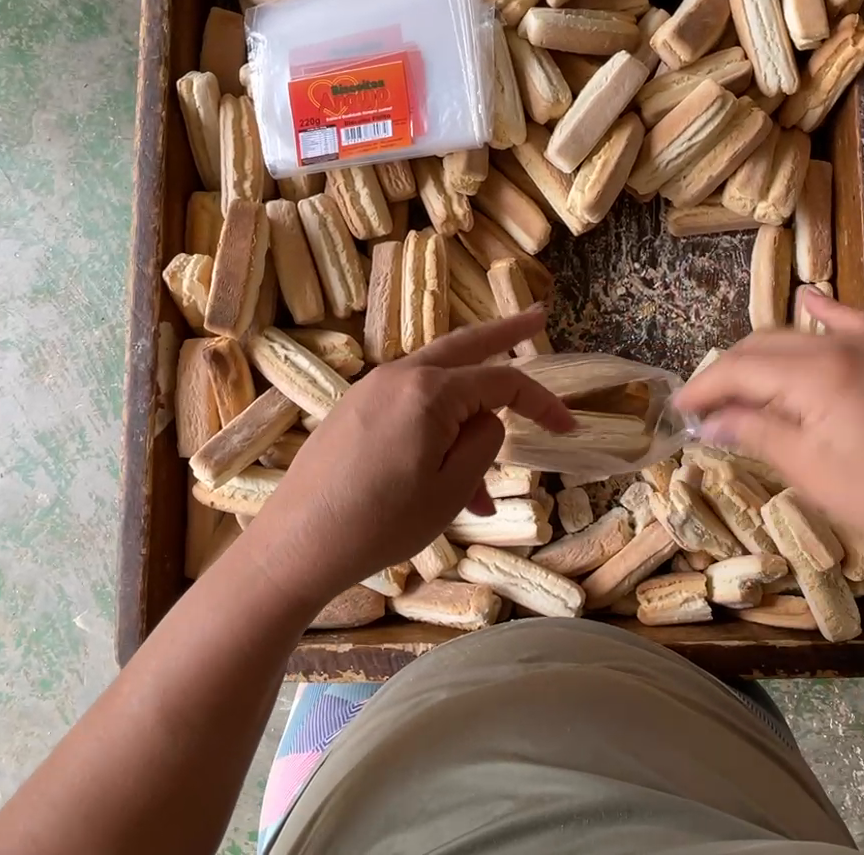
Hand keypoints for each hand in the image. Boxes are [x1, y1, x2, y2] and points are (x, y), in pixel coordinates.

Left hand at [240, 310, 573, 608]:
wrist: (295, 547)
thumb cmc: (380, 523)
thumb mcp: (451, 490)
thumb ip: (483, 442)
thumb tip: (486, 420)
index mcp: (430, 391)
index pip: (503, 382)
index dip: (542, 402)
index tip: (569, 428)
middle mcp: (398, 376)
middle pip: (466, 345)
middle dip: (506, 333)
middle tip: (538, 316)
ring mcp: (370, 390)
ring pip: (437, 386)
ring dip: (469, 417)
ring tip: (480, 490)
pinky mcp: (352, 411)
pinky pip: (409, 407)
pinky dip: (436, 430)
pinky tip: (438, 485)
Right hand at [675, 292, 863, 581]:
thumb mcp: (817, 475)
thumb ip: (758, 435)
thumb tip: (710, 420)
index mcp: (817, 375)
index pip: (739, 369)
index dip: (703, 388)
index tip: (678, 410)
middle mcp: (842, 344)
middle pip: (765, 346)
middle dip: (728, 373)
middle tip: (705, 407)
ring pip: (802, 336)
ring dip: (765, 356)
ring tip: (742, 384)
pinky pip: (851, 322)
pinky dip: (821, 315)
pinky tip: (807, 301)